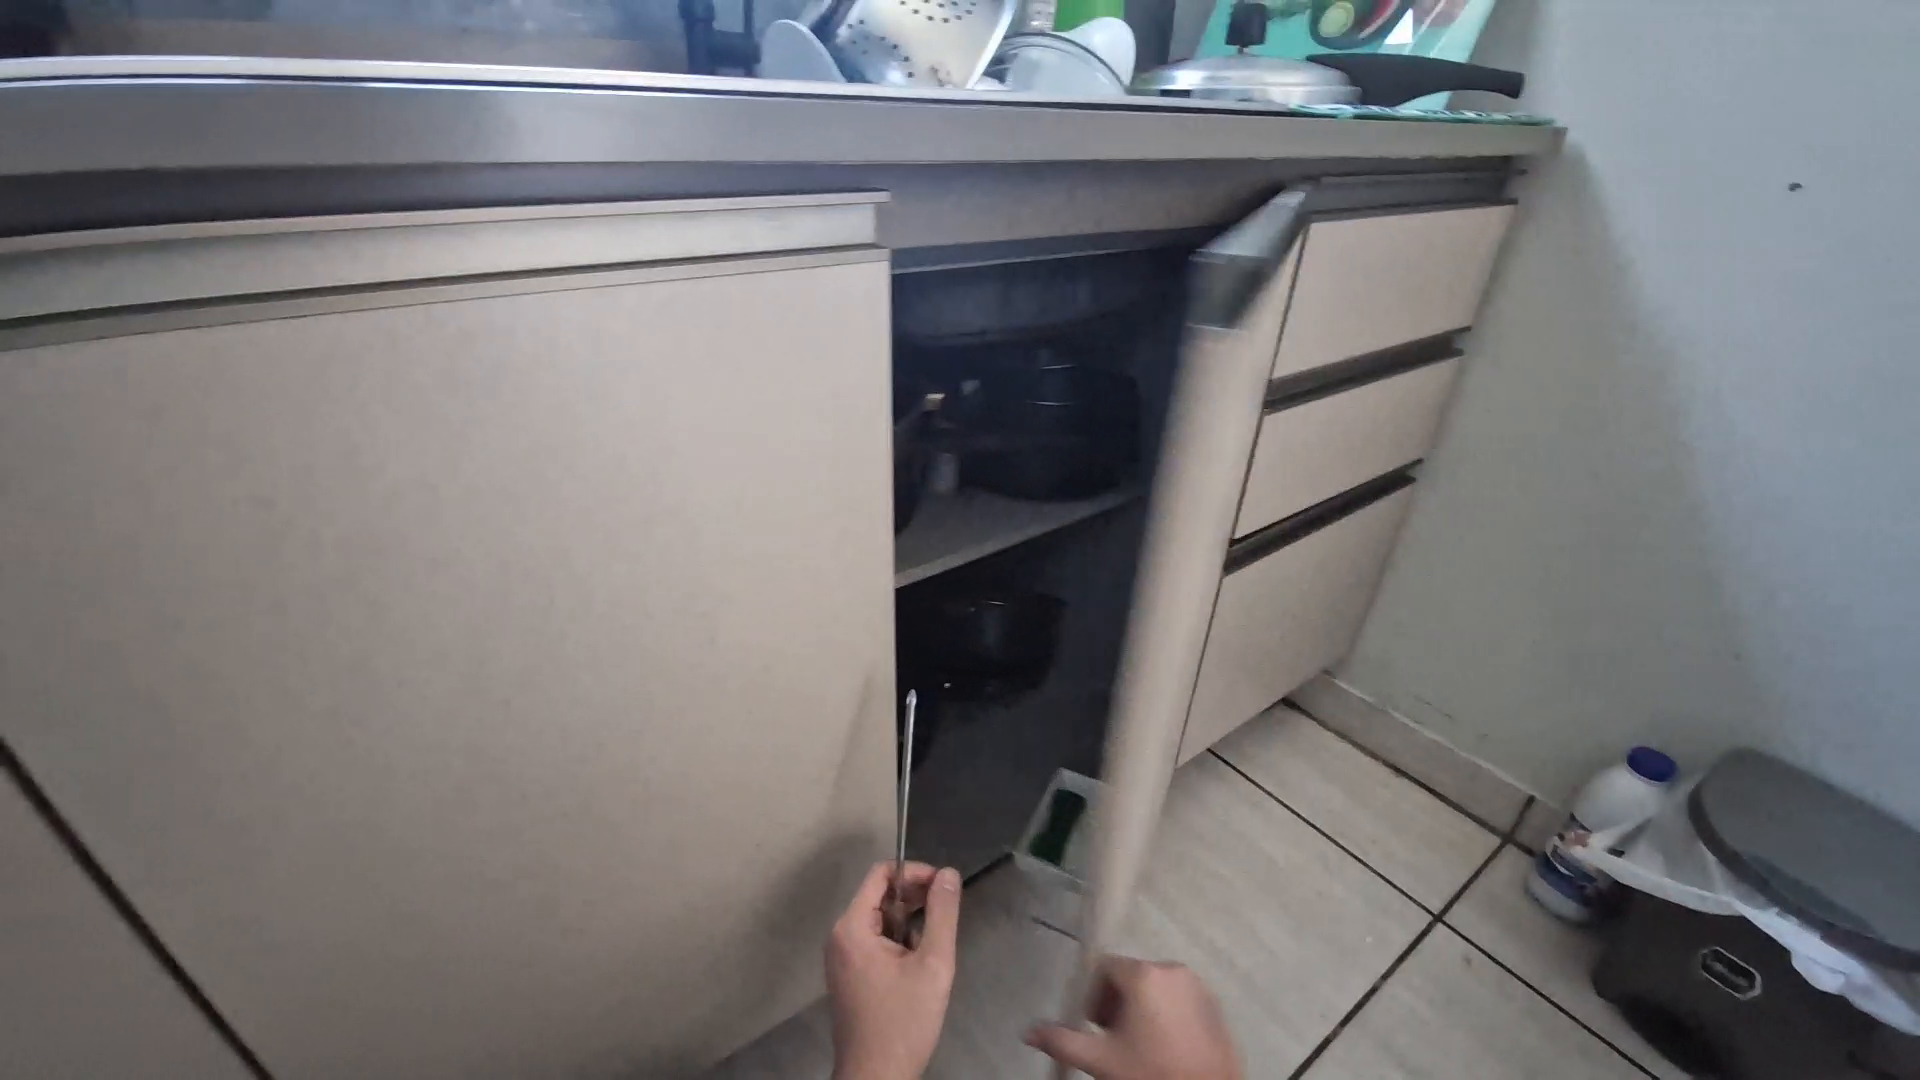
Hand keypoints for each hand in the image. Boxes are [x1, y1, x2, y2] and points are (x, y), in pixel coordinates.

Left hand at [827, 860, 961, 1079]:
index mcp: (852, 927)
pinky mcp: (849, 974)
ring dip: (909, 922)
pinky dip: (898, 940)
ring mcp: (842, 956)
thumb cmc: (903, 1022)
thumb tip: (949, 874)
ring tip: (934, 942)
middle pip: (879, 895)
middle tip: (945, 913)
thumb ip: (943, 914)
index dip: (914, 872)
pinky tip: (919, 961)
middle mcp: (841, 936)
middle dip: (914, 898)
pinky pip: (875, 940)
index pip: (881, 874)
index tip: (943, 885)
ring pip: (880, 919)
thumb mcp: (933, 965)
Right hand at [1025, 957, 1240, 1079]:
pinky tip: (1164, 1048)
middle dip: (1116, 1003)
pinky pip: (1178, 998)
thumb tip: (1027, 1032)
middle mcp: (1171, 969)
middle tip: (1113, 1040)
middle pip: (1130, 975)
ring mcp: (1198, 986)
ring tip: (1138, 1046)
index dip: (1094, 996)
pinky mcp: (1215, 1005)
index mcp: (1144, 974)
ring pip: (1154, 987)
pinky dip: (1166, 1014)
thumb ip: (1062, 1041)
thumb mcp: (1102, 1063)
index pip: (1105, 967)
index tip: (1095, 1027)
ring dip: (1140, 1008)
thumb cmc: (1152, 1076)